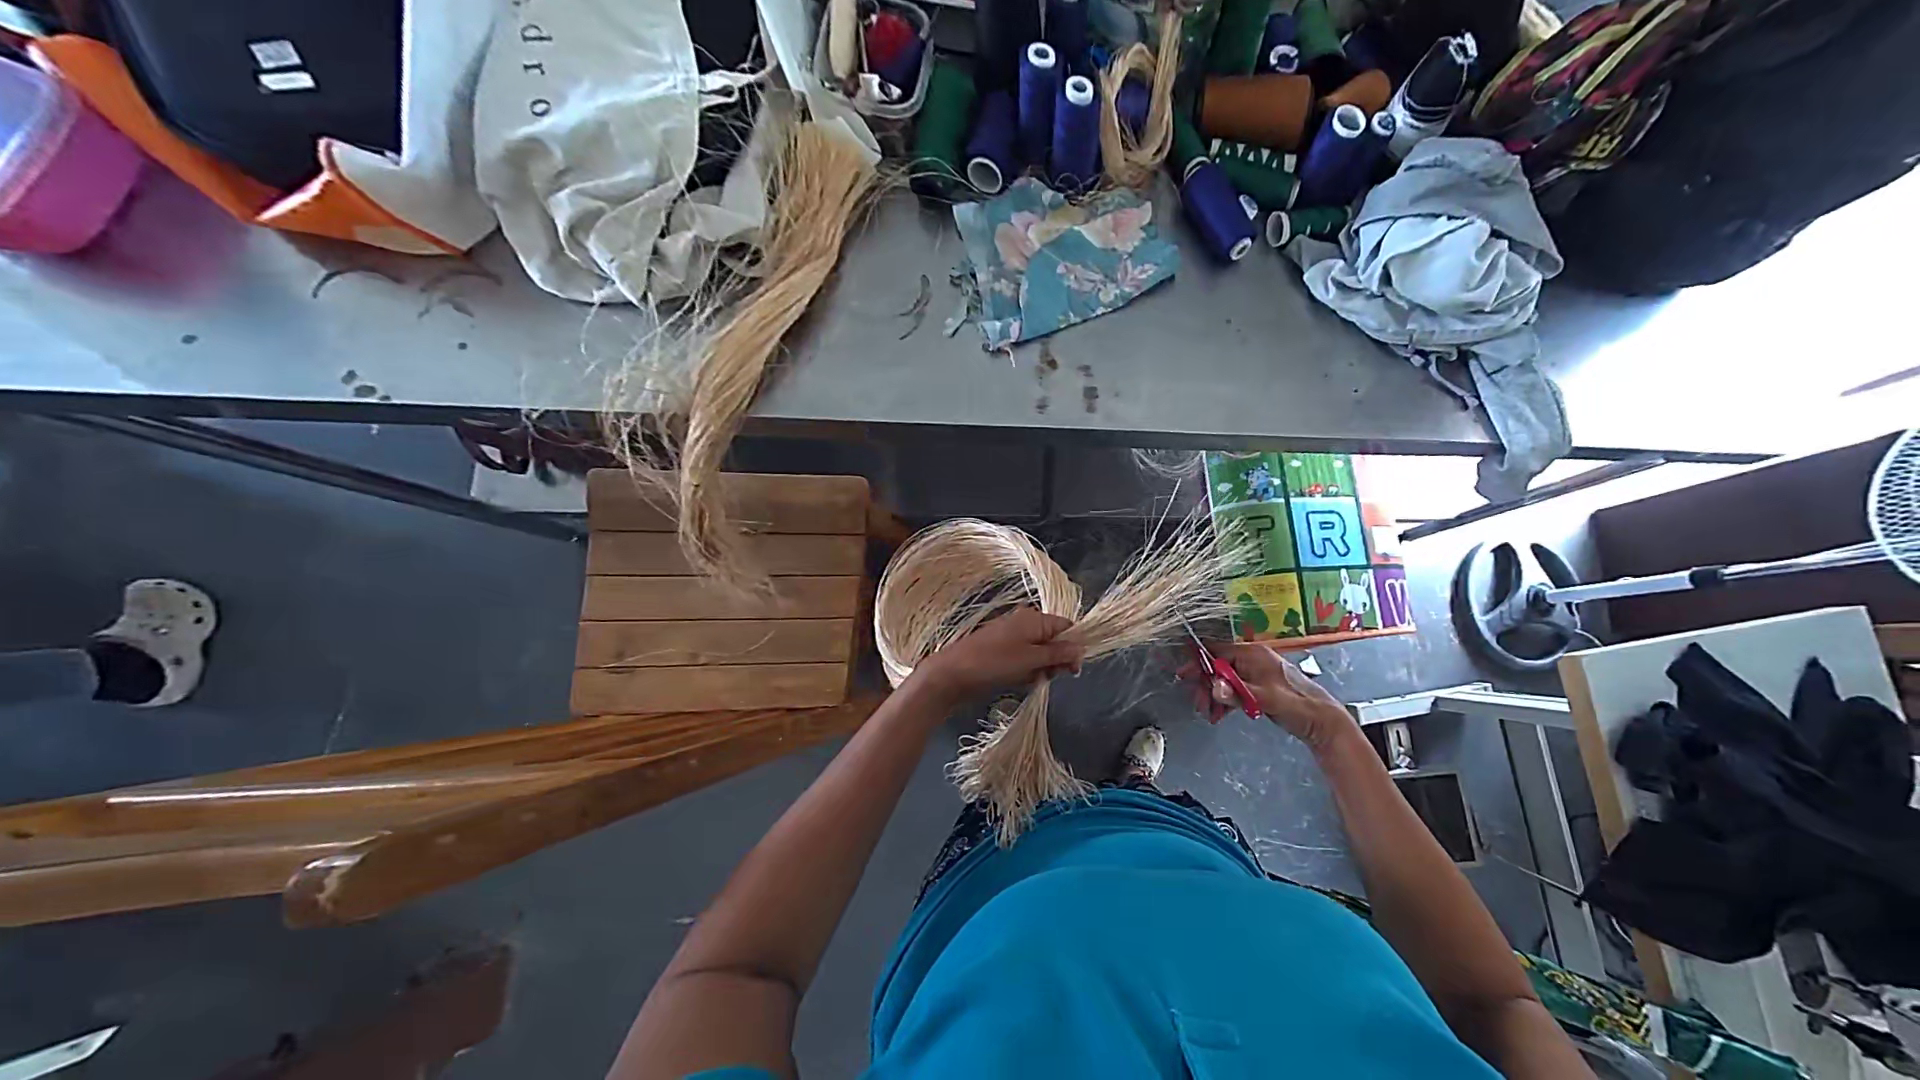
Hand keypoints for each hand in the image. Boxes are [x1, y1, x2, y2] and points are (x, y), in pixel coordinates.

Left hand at [910, 607, 1083, 703]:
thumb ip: (1059, 653)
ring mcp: (1011, 638)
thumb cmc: (994, 663)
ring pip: (1039, 654)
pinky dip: (1025, 672)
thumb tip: (1082, 648)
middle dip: (1055, 661)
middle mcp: (1024, 623)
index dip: (1073, 647)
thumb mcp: (1032, 659)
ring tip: (1026, 679)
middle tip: (1045, 676)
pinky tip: (1016, 681)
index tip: (1072, 670)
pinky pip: (1024, 661)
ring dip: (1039, 669)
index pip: (1067, 627)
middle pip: (1054, 641)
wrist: (952, 674)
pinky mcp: (1001, 653)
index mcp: (1034, 618)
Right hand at [1185, 642, 1354, 751]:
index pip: (1216, 651)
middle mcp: (1251, 659)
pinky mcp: (1257, 686)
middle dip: (1205, 686)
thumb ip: (1238, 693)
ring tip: (1211, 714)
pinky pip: (1232, 688)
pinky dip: (1224, 700)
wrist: (1323, 722)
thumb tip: (1213, 687)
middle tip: (1201, 705)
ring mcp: (1254, 672)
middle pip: (1217, 666)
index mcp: (1252, 654)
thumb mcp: (1265, 699)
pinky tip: (1220, 714)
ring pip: (1223, 679)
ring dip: (1213, 696)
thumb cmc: (1298, 705)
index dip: (1198, 663)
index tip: (1184, 677)